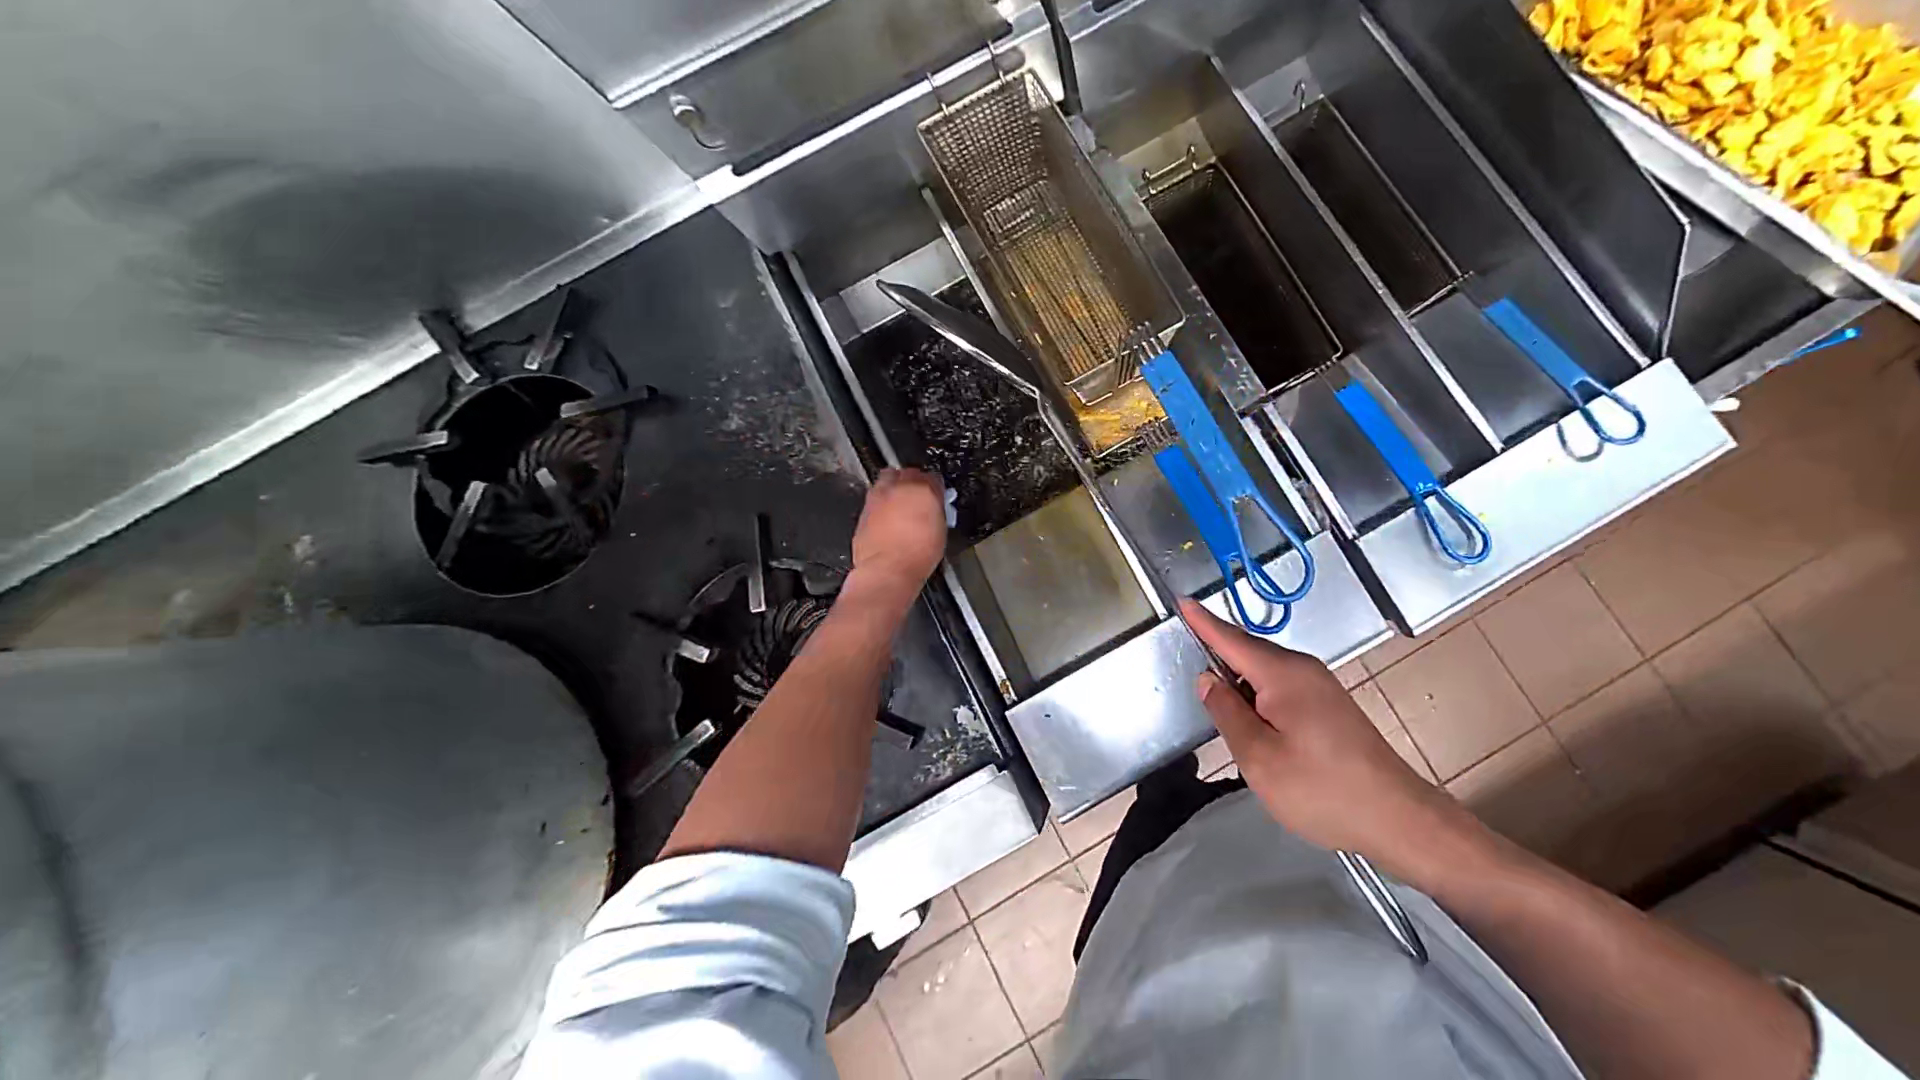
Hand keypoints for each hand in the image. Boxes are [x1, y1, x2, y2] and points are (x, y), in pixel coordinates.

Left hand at [848, 468, 948, 600]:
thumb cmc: (916, 555)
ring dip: (893, 488)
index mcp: (923, 489)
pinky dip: (880, 506)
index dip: (935, 487)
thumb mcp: (940, 530)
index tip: (936, 494)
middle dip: (912, 481)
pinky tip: (887, 520)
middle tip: (918, 496)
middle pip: (906, 473)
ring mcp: (878, 498)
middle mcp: (898, 488)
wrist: (888, 570)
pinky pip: (873, 500)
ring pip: (885, 481)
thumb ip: (936, 510)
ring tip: (900, 505)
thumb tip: (934, 507)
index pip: (932, 477)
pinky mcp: (864, 511)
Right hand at [1182, 599, 1477, 880]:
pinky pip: (1279, 685)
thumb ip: (1227, 712)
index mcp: (1283, 675)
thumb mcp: (1258, 756)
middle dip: (1216, 648)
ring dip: (1236, 675)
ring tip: (1211, 694)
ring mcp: (1319, 687)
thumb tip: (1207, 679)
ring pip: (1264, 669)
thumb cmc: (1322, 789)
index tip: (1181, 601)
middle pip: (1248, 650)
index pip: (1231, 639)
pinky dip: (1255, 690)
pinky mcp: (1328, 705)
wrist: (1398, 820)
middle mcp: (1303, 670)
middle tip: (1184, 652)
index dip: (1203, 621)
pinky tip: (1247, 713)